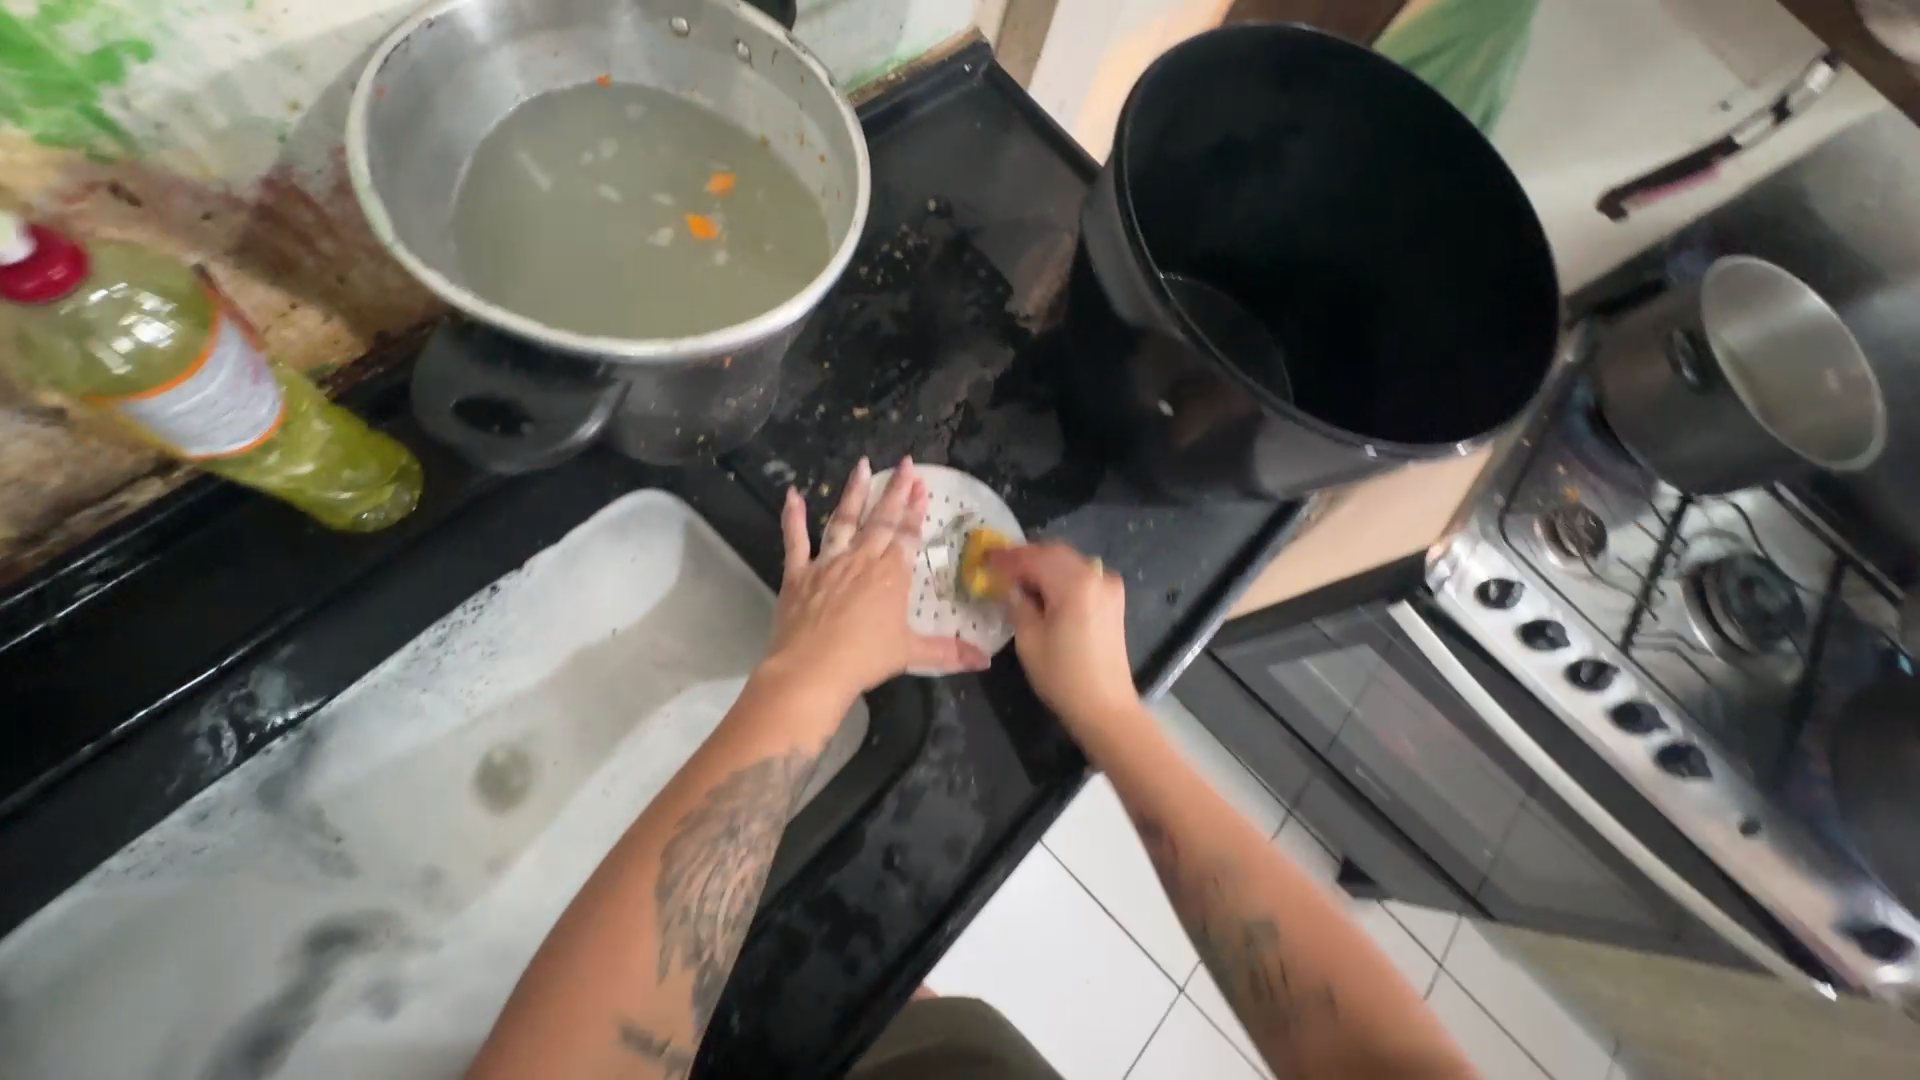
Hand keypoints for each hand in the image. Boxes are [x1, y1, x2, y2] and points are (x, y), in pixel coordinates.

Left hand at [765, 456, 990, 702]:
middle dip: (896, 490)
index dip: (916, 510)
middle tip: (905, 464)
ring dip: (854, 492)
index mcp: (891, 574)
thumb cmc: (865, 659)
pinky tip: (793, 495)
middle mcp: (862, 559)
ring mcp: (828, 563)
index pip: (908, 535)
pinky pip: (795, 540)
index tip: (922, 486)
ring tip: (862, 465)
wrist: (811, 669)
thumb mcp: (910, 654)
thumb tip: (985, 661)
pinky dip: (793, 517)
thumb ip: (947, 651)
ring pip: (844, 520)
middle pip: (882, 519)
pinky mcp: (798, 573)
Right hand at [989, 542, 1137, 729]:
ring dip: (1042, 564)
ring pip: (1068, 562)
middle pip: (1054, 553)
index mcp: (1075, 584)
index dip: (1008, 558)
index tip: (986, 559)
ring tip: (1016, 577)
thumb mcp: (1029, 640)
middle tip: (998, 565)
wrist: (1105, 706)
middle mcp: (1095, 576)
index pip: (1035, 558)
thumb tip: (1010, 587)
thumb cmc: (1062, 676)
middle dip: (1025, 557)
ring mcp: (1108, 587)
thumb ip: (1018, 604)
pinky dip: (1059, 576)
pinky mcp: (1112, 600)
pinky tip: (1042, 589)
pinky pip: (1081, 576)